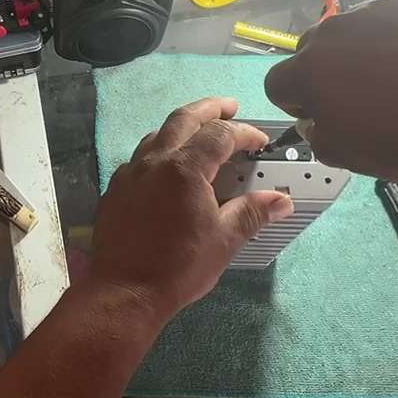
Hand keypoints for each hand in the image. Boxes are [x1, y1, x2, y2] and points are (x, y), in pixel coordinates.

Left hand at [88, 97, 295, 320]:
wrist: (124, 290)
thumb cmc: (178, 266)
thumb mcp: (224, 240)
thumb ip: (252, 212)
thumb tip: (282, 200)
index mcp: (184, 168)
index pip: (220, 135)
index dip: (244, 133)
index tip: (260, 142)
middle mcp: (154, 161)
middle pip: (184, 118)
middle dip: (210, 109)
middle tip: (229, 107)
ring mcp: (130, 173)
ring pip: (158, 134)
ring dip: (182, 127)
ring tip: (200, 133)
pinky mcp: (116, 188)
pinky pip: (140, 157)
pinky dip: (160, 151)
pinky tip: (168, 167)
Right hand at [263, 0, 397, 184]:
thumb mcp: (349, 158)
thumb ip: (317, 136)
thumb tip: (316, 120)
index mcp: (309, 71)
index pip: (278, 82)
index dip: (298, 102)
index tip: (324, 115)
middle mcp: (335, 31)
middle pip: (315, 48)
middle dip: (330, 70)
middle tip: (366, 96)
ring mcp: (380, 9)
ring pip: (358, 30)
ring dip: (368, 50)